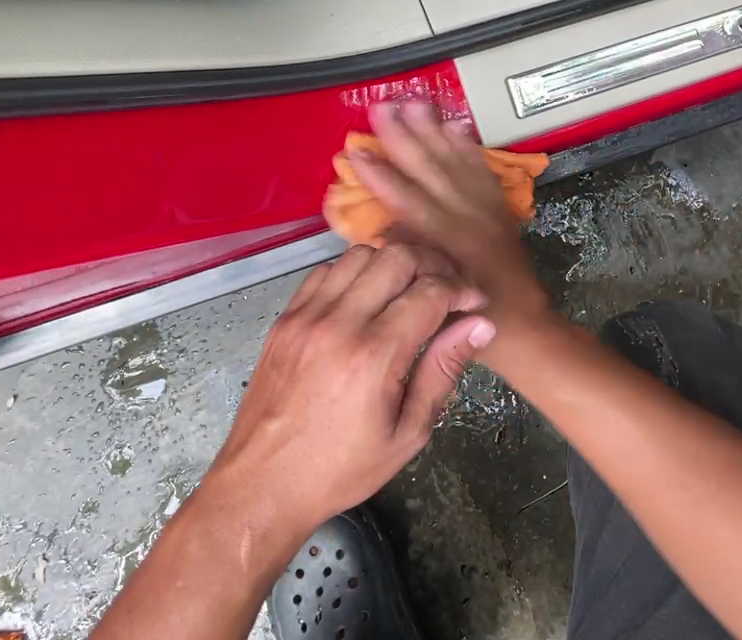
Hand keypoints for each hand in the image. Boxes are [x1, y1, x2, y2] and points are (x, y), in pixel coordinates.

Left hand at [196, 244, 493, 554]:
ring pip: (362, 254)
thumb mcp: (408, 433)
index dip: (463, 290)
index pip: (431, 291)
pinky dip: (356, 272)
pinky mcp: (285, 318)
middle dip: (434, 265)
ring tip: (410, 290)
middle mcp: (338, 323)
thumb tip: (481, 325)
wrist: (260, 488)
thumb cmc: (340, 469)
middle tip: (448, 289)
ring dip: (394, 263)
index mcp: (373, 355)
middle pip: (398, 257)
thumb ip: (444, 370)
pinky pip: (327, 270)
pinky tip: (367, 297)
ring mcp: (306, 316)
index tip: (475, 303)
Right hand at [348, 102, 554, 333]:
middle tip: (384, 107)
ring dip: (435, 132)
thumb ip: (411, 264)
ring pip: (457, 164)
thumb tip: (383, 230)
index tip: (357, 152)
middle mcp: (469, 220)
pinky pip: (483, 171)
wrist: (527, 327)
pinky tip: (456, 128)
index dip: (381, 176)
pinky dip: (468, 148)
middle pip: (433, 171)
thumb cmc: (475, 325)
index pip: (409, 202)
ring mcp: (488, 212)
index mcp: (450, 245)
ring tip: (417, 104)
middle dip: (405, 137)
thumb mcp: (435, 306)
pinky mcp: (500, 211)